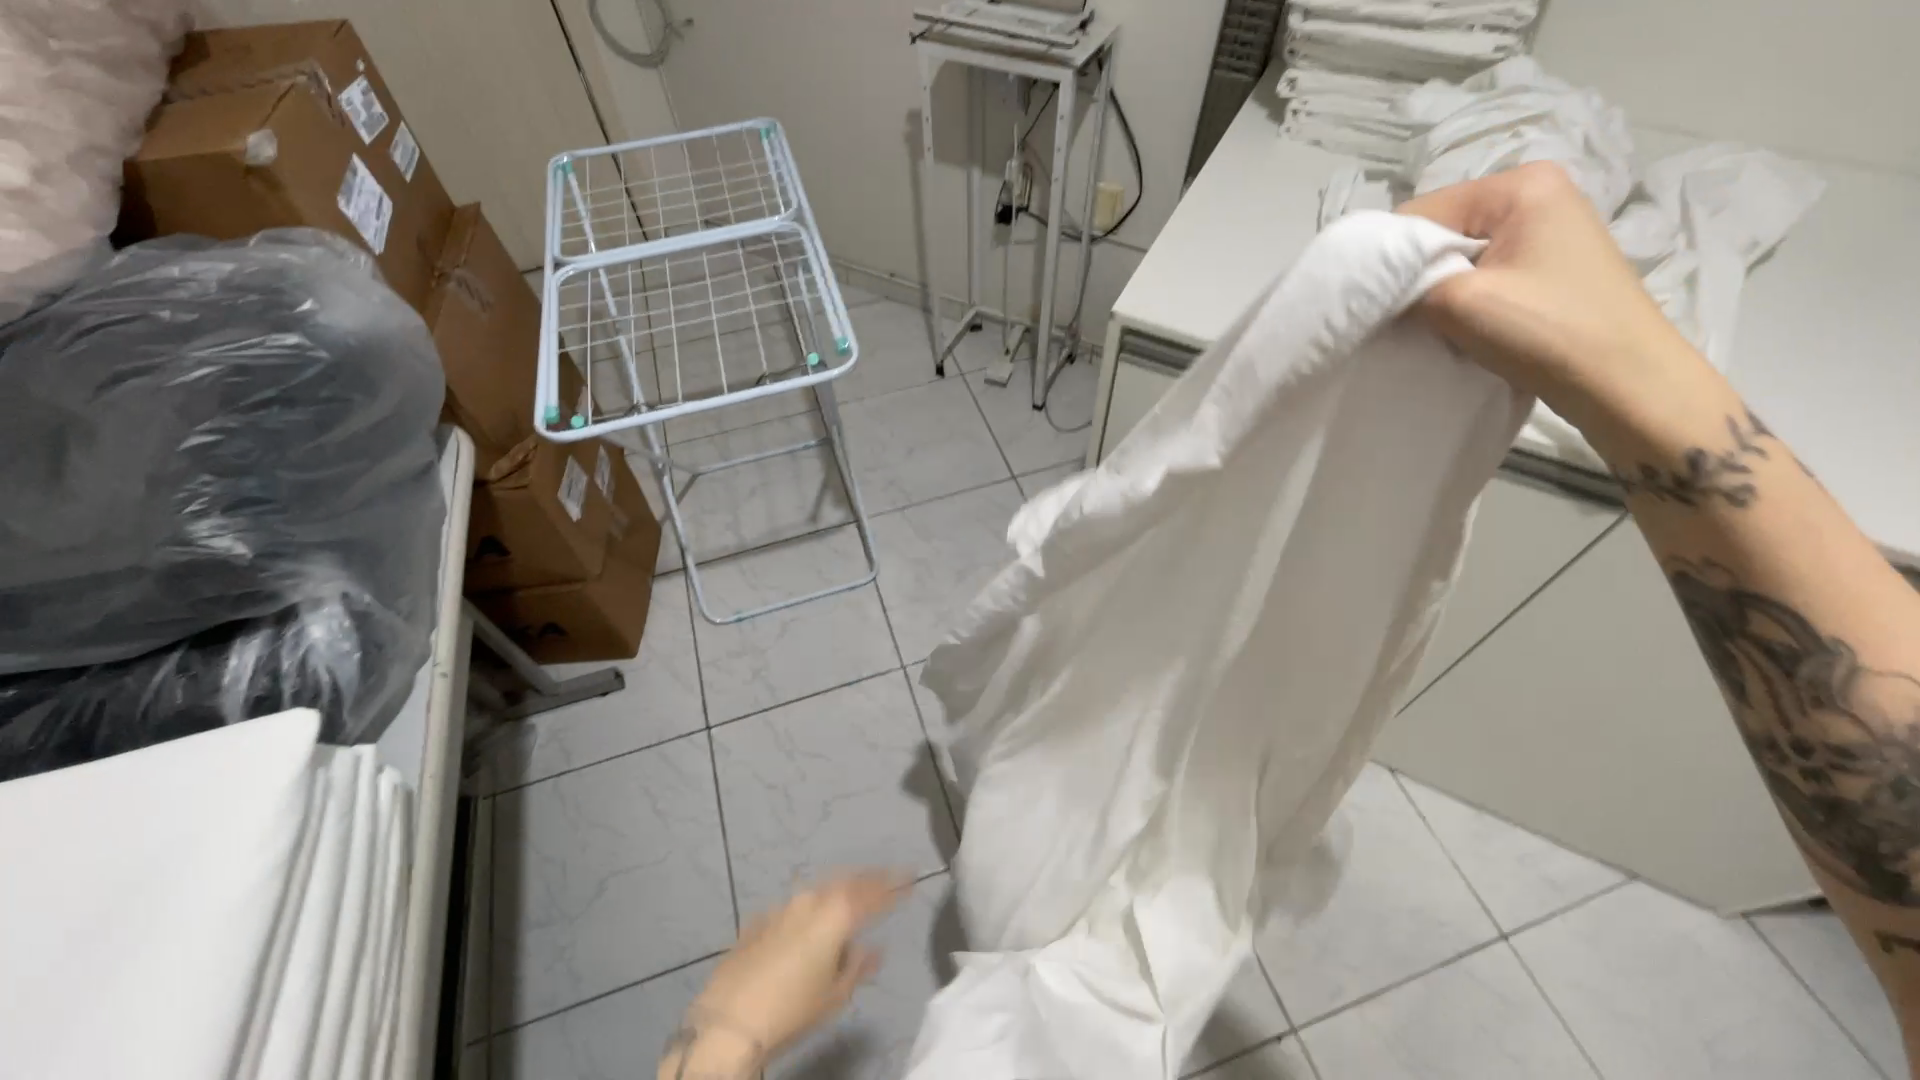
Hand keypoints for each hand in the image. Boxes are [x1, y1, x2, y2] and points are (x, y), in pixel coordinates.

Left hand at [663, 872, 906, 1077]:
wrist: (730, 1019)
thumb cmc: (793, 1009)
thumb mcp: (835, 994)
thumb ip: (858, 965)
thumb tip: (874, 949)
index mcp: (836, 915)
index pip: (873, 892)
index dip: (894, 885)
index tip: (910, 877)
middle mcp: (810, 902)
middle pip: (845, 881)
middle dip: (867, 878)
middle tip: (885, 877)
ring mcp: (781, 909)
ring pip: (817, 890)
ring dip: (837, 889)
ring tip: (850, 893)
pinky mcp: (758, 922)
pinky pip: (792, 907)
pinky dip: (808, 907)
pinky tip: (808, 918)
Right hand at [1397, 162, 1712, 432]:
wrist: (1626, 383)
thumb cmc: (1547, 331)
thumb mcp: (1458, 302)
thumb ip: (1406, 282)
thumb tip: (1376, 285)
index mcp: (1520, 184)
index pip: (1419, 213)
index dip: (1390, 258)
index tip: (1379, 302)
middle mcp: (1537, 193)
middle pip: (1440, 231)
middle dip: (1417, 273)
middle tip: (1410, 317)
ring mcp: (1548, 229)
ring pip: (1459, 255)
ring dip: (1440, 290)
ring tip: (1439, 324)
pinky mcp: (1550, 264)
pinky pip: (1484, 271)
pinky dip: (1464, 298)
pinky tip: (1466, 325)